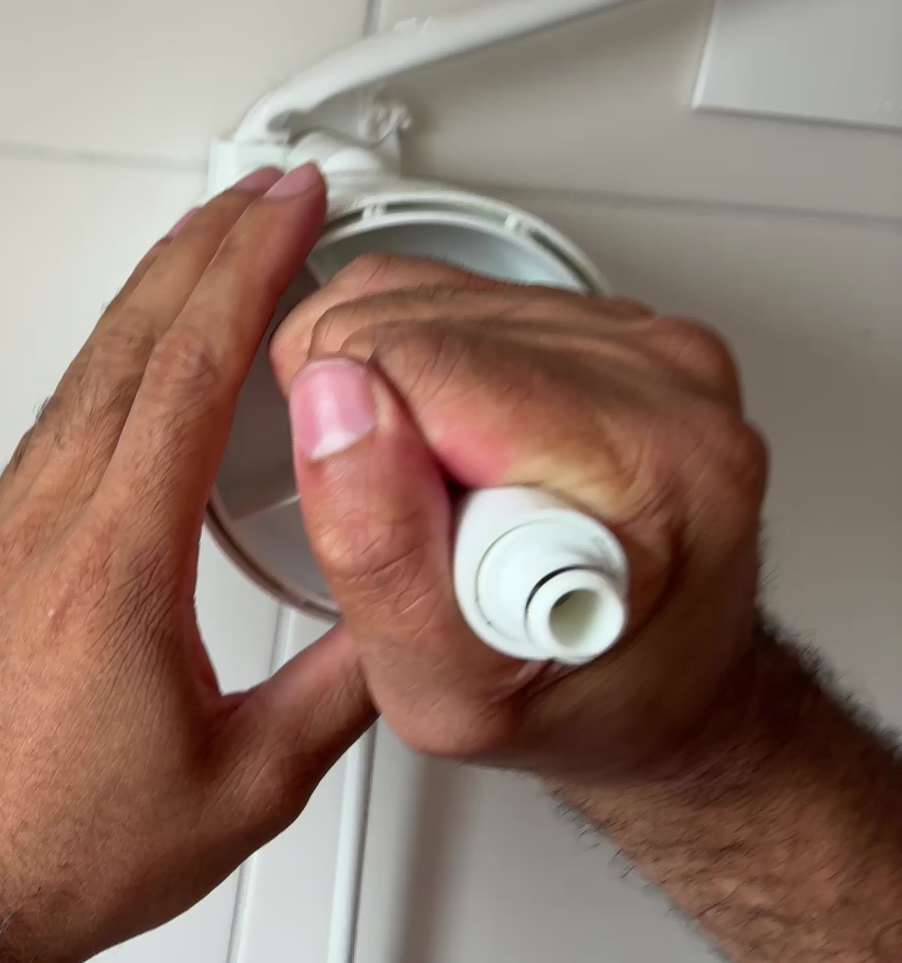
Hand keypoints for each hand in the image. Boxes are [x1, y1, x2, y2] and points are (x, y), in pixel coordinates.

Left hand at [0, 164, 375, 962]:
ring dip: (152, 293)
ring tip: (205, 243)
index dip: (245, 274)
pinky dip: (112, 353)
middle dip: (201, 252)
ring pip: (88, 369)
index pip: (188, 374)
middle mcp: (49, 524)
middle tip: (255, 195)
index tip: (284, 211)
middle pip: (131, 345)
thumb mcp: (244, 779)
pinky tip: (137, 344)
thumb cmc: (63, 835)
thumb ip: (337, 684)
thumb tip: (391, 617)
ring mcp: (14, 523)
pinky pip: (62, 414)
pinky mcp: (1, 538)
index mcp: (114, 566)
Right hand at [269, 254, 769, 782]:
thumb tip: (328, 397)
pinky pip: (409, 286)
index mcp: (639, 460)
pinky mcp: (573, 316)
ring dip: (356, 389)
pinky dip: (369, 353)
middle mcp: (648, 373)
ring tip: (412, 481)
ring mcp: (615, 333)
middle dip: (350, 420)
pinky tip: (404, 427)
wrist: (642, 677)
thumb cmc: (560, 691)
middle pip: (387, 322)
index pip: (399, 362)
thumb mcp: (440, 684)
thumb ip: (375, 548)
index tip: (397, 533)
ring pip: (385, 296)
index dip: (348, 452)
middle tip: (406, 515)